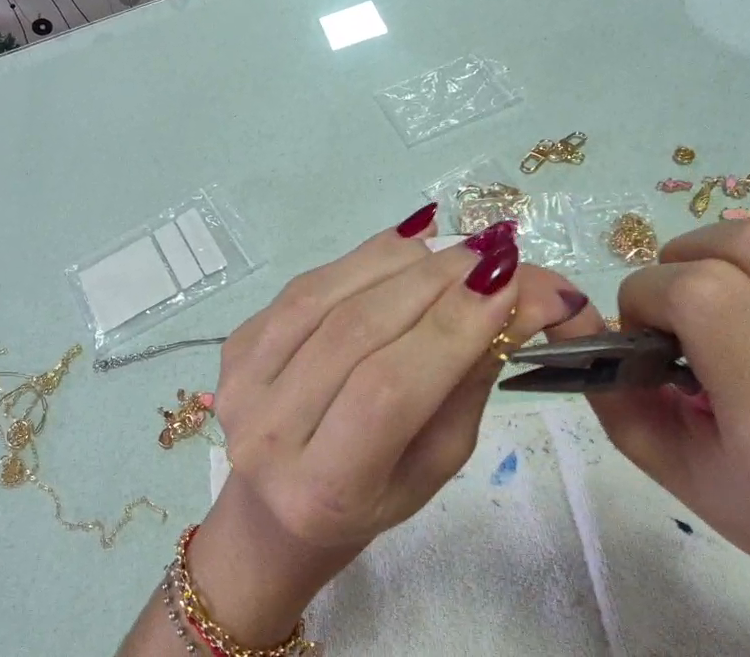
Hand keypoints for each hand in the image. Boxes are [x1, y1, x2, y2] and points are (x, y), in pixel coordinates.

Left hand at [184, 208, 588, 645]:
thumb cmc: (371, 498)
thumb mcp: (433, 466)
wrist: (277, 505)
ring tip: (452, 245)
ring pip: (322, 298)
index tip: (510, 282)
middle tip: (491, 252)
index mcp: (325, 488)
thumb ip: (467, 387)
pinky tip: (403, 245)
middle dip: (431, 284)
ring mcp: (239, 383)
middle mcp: (269, 432)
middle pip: (354, 334)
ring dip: (395, 262)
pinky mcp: (232, 345)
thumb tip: (517, 300)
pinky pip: (301, 289)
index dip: (450, 329)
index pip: (388, 390)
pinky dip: (357, 260)